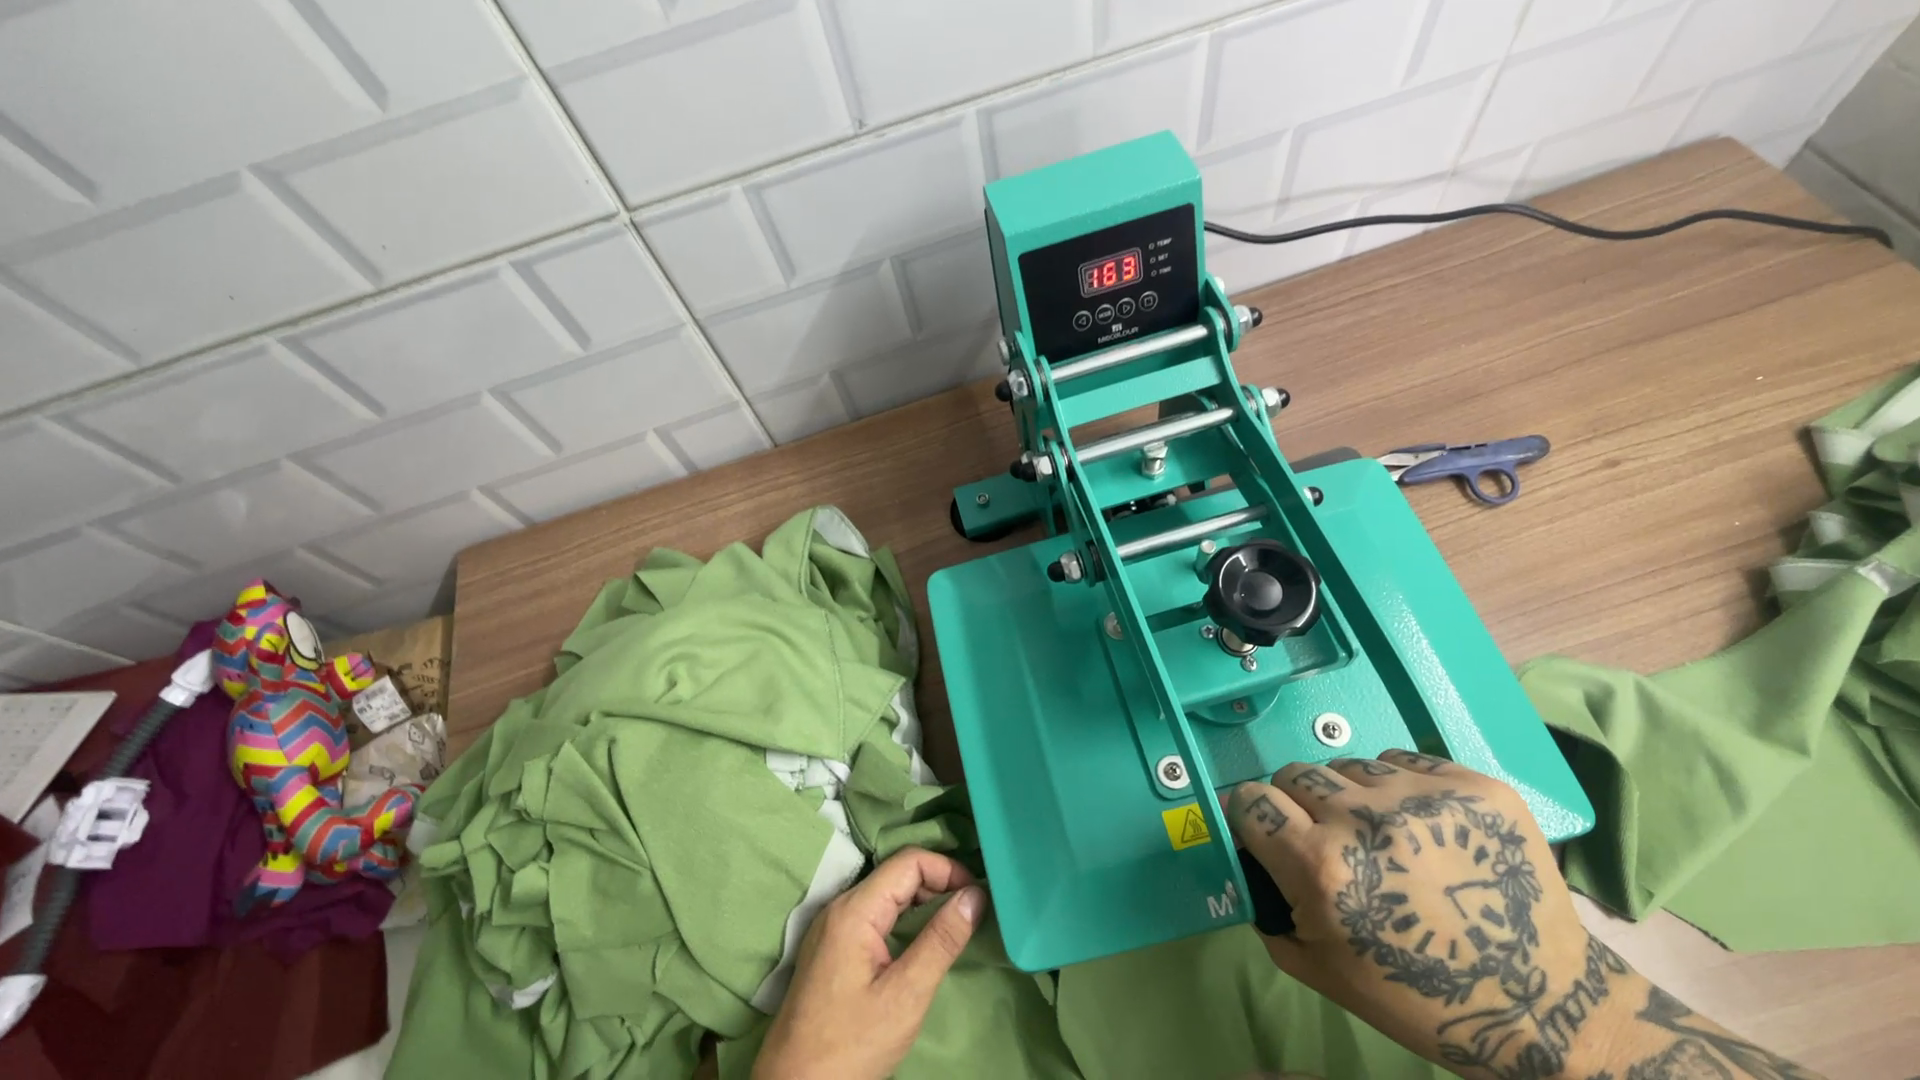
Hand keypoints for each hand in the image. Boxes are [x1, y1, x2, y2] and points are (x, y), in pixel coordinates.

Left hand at [754, 848, 987, 1079]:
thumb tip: (975, 896)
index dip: (947, 869)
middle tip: (972, 910)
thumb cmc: (852, 1044)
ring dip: (923, 900)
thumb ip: (941, 941)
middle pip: (896, 873)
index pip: (908, 862)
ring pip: (886, 892)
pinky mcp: (832, 947)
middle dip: (939, 883)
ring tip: (955, 923)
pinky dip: (904, 916)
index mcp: (854, 911)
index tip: (976, 896)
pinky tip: (923, 938)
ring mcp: (832, 927)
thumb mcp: (906, 995)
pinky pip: (874, 913)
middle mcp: (839, 908)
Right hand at [1225, 751, 1636, 1078]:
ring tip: (1378, 833)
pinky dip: (1396, 786)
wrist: (1539, 1003)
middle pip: (1295, 774)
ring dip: (1348, 794)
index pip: (1251, 801)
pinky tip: (1417, 824)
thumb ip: (1268, 904)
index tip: (1265, 832)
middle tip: (1323, 837)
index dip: (1250, 816)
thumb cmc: (1415, 996)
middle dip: (1295, 803)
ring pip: (1348, 764)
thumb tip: (1247, 856)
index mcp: (1321, 867)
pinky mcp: (1473, 786)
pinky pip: (1402, 760)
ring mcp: (1424, 797)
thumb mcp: (1316, 968)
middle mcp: (1365, 820)